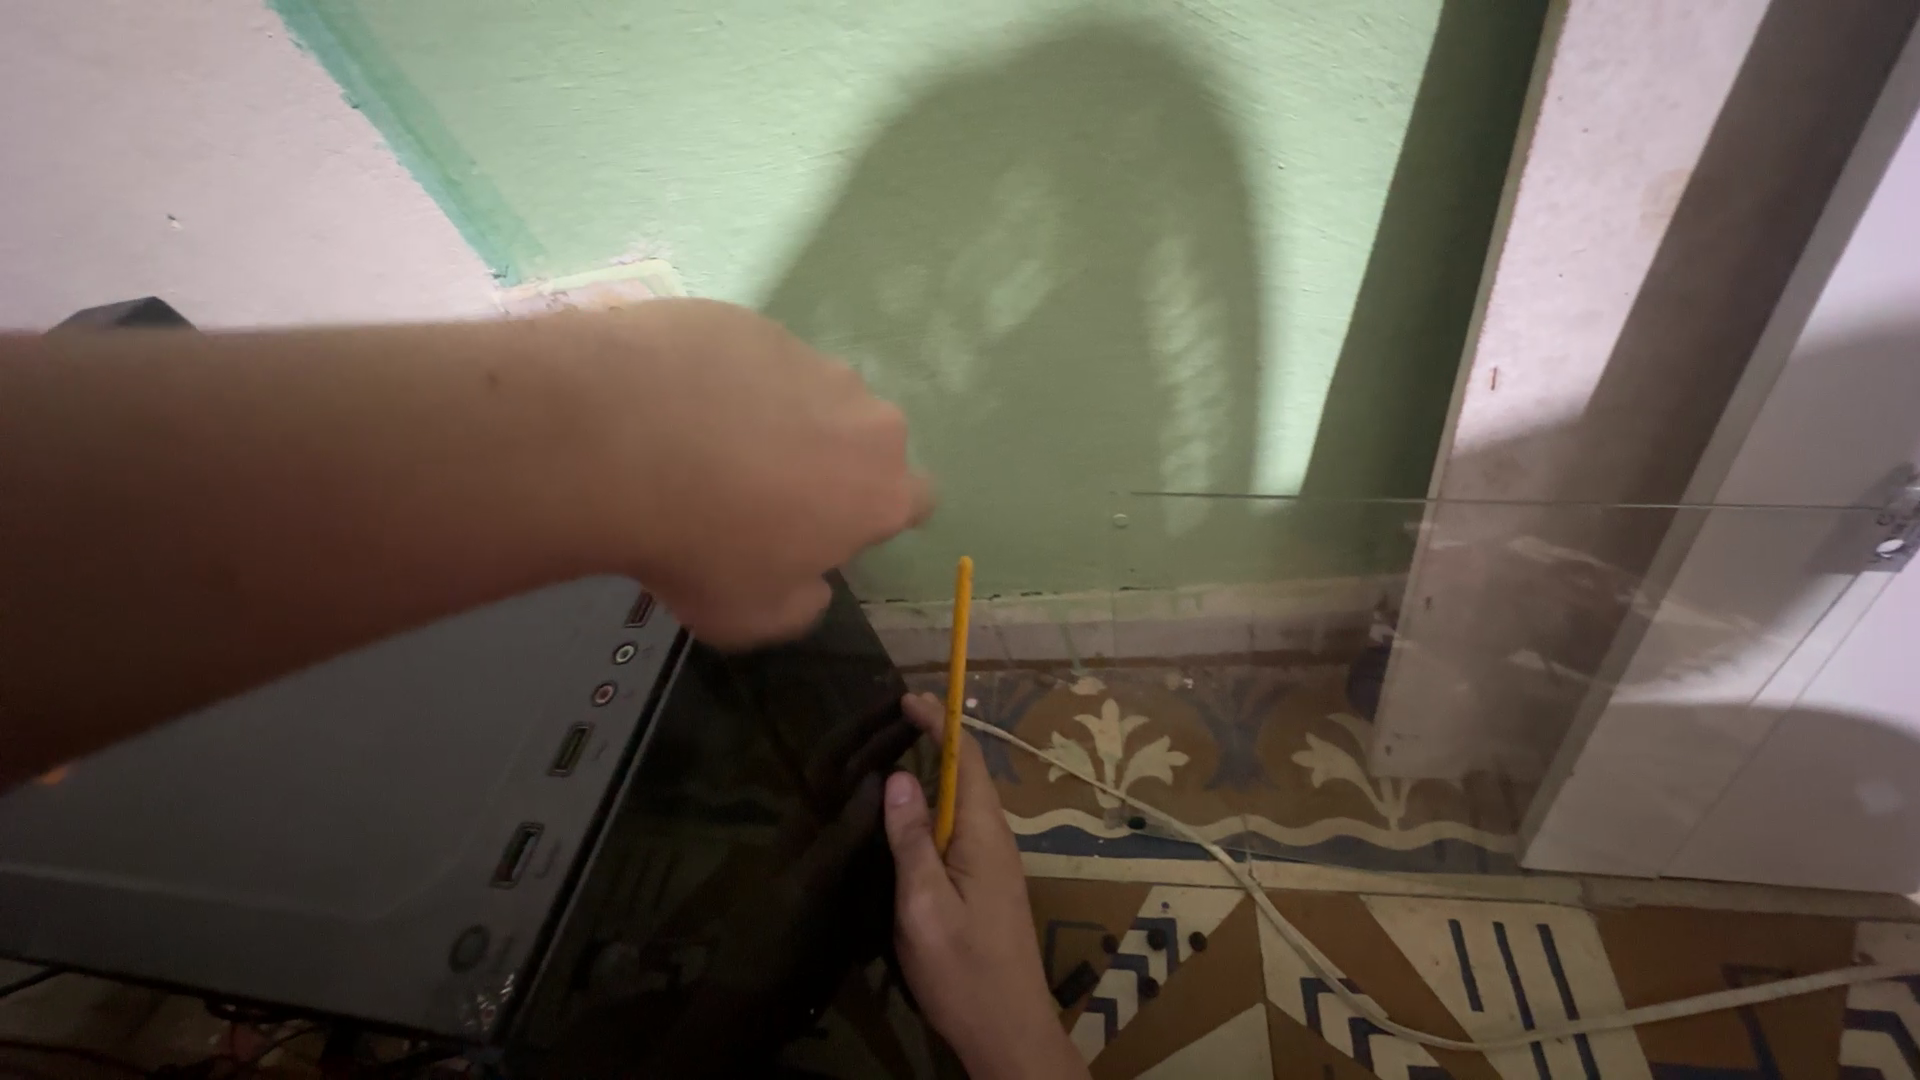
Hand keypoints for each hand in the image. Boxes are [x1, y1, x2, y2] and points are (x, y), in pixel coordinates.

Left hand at [586, 299, 931, 646]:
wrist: (614, 440)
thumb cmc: (698, 546)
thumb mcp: (751, 616)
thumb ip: (802, 605)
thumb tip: (815, 583)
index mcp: (881, 491)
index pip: (917, 499)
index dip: (873, 514)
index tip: (828, 526)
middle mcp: (867, 418)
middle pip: (868, 440)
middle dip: (834, 460)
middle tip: (766, 485)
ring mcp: (812, 360)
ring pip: (817, 393)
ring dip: (787, 415)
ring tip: (714, 436)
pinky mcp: (757, 321)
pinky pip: (758, 357)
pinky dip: (734, 377)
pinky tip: (679, 399)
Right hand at [882, 693, 1089, 1079]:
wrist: (1009, 1030)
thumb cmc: (963, 969)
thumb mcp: (924, 905)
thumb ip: (912, 840)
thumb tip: (899, 776)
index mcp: (982, 831)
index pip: (963, 758)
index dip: (939, 722)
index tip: (908, 696)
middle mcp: (995, 834)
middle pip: (967, 771)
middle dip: (937, 736)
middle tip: (896, 717)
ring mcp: (995, 858)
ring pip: (965, 797)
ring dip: (937, 768)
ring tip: (899, 752)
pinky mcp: (989, 878)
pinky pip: (963, 821)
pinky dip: (938, 801)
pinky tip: (914, 812)